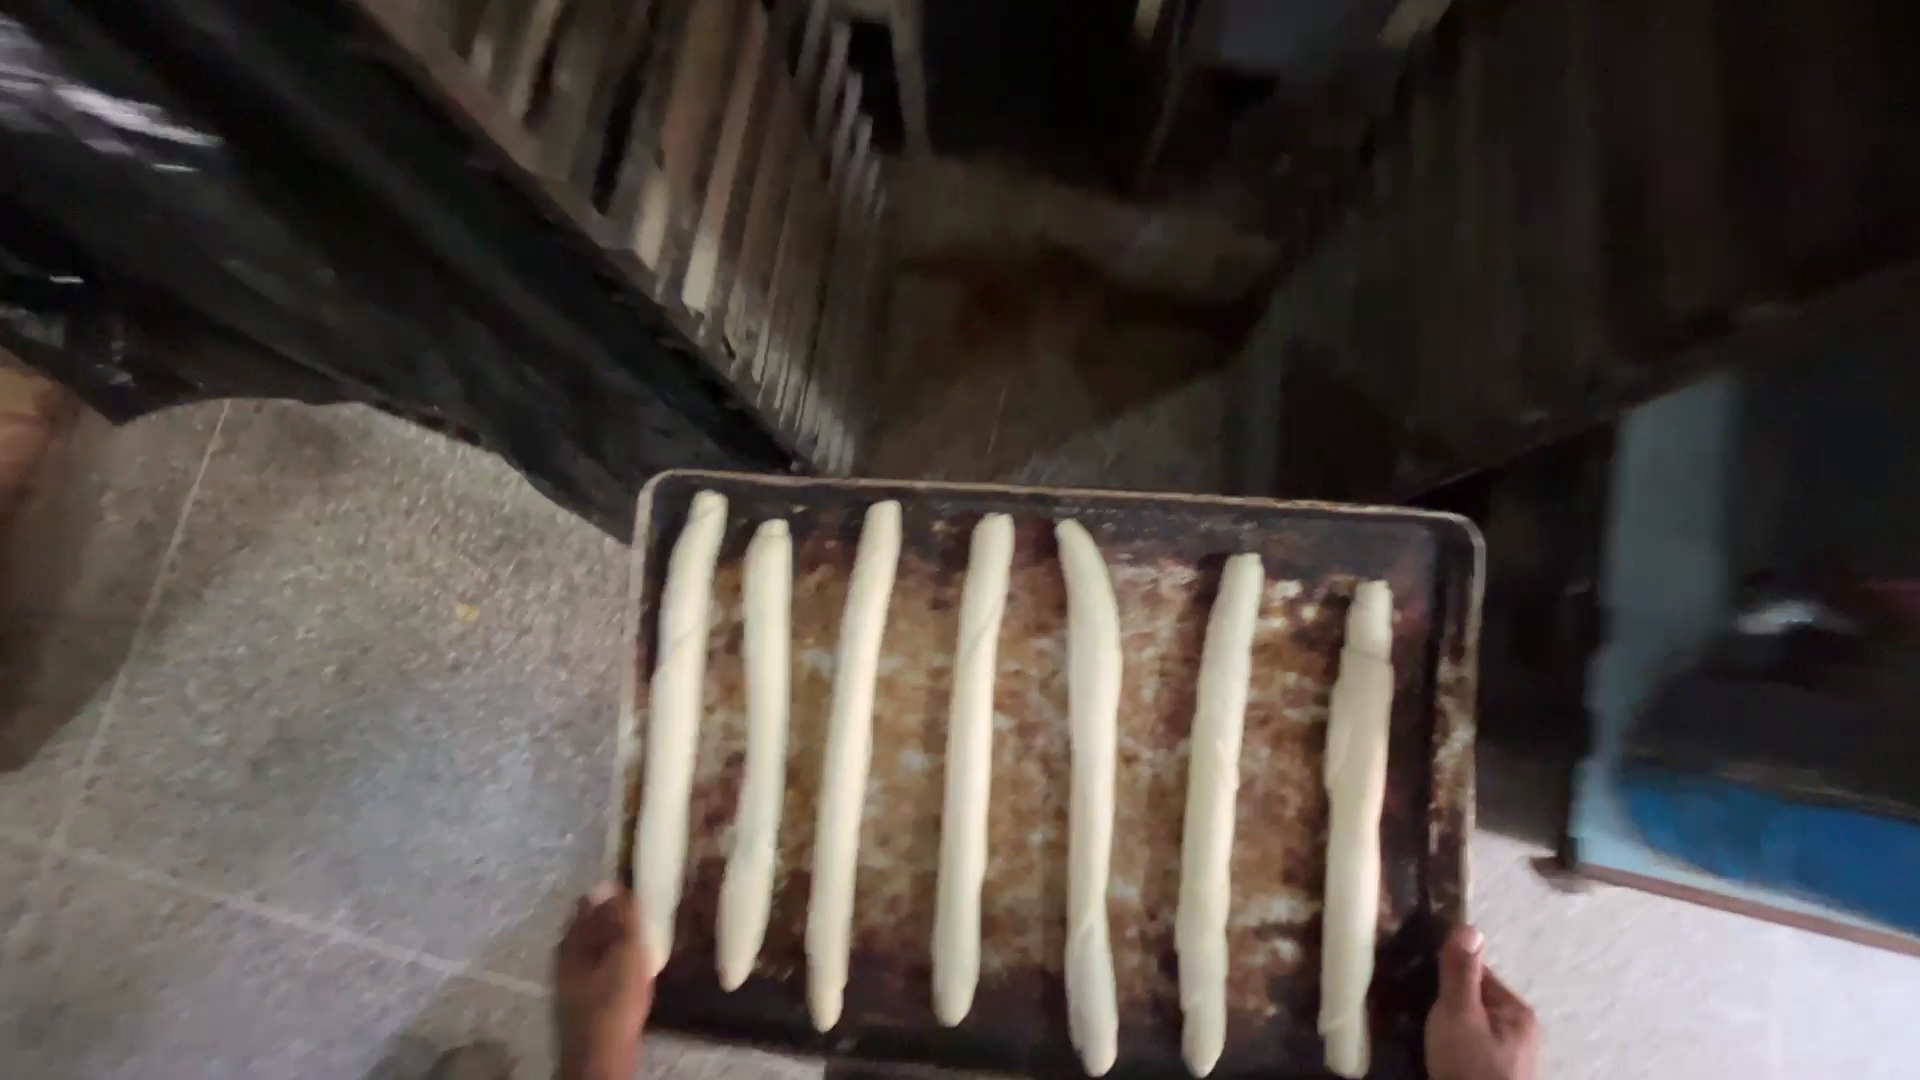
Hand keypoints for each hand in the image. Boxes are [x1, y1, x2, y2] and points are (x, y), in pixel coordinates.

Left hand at [555, 883, 654, 1079]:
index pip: (589, 903)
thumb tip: (609, 882)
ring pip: (595, 944)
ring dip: (616, 935)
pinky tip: (633, 960)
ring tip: (643, 930)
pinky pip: (600, 962)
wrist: (601, 1059)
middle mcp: (566, 958)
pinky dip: (615, 955)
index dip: (612, 892)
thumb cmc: (614, 1001)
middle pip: (590, 924)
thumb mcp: (625, 953)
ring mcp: (571, 979)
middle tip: (644, 906)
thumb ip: (621, 919)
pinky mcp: (583, 996)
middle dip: (614, 913)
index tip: (637, 884)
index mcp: (572, 943)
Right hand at [1425, 925, 1539, 1079]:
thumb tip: (1468, 926)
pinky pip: (1468, 1043)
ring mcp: (1509, 1054)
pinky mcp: (1495, 1071)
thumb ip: (1460, 971)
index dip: (1447, 975)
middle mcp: (1520, 1030)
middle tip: (1424, 1009)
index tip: (1424, 982)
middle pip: (1472, 996)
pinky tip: (1439, 1050)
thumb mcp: (1458, 1012)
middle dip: (1445, 999)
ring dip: (1446, 1022)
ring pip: (1468, 1021)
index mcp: (1517, 1011)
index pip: (1476, 972)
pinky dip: (1452, 1042)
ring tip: (1426, 1028)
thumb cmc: (1469, 1065)